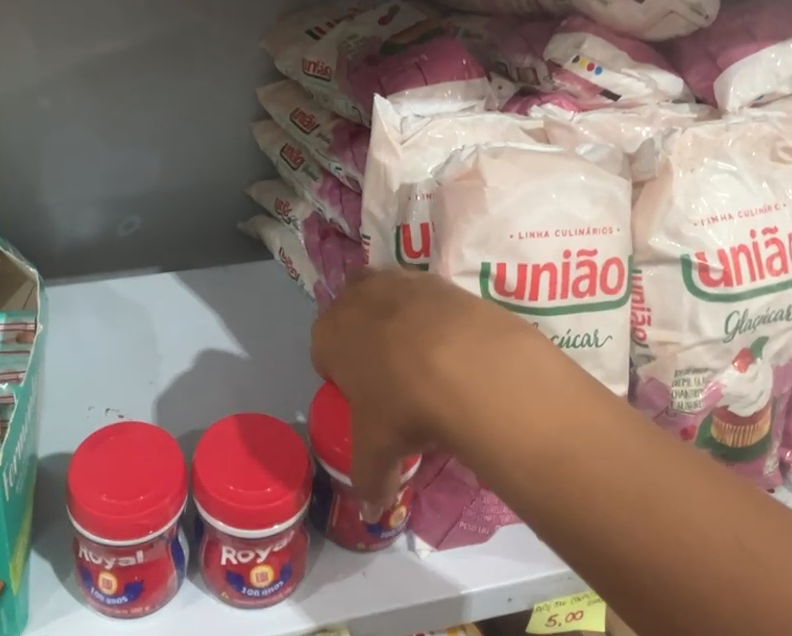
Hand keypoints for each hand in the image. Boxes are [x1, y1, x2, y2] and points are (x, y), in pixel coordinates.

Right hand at [310, 266, 531, 510]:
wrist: (468, 366)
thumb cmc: (404, 407)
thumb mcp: (379, 450)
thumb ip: (369, 479)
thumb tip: (370, 511)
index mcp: (328, 336)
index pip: (323, 352)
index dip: (341, 376)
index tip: (365, 399)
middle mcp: (354, 299)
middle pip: (351, 316)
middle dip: (364, 338)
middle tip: (392, 376)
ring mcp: (395, 283)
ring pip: (386, 297)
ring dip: (397, 319)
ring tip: (425, 358)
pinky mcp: (435, 279)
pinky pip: (425, 296)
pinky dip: (435, 316)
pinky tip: (454, 346)